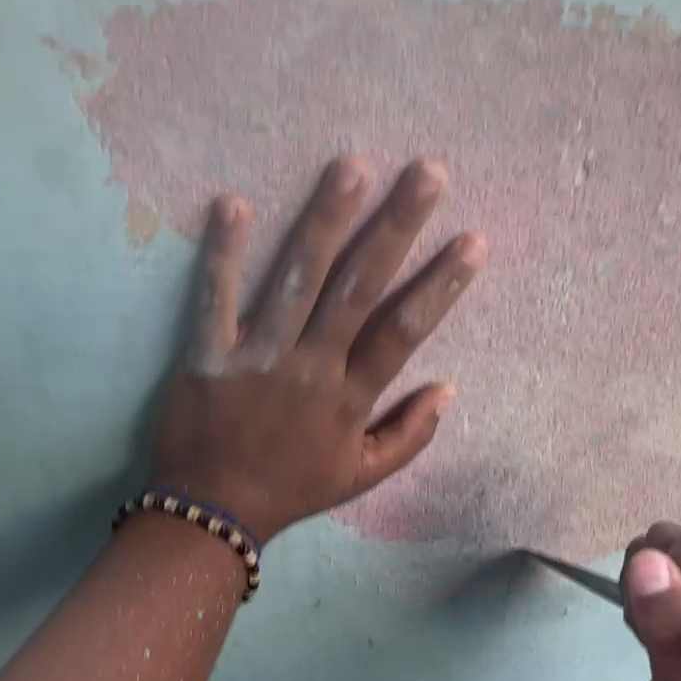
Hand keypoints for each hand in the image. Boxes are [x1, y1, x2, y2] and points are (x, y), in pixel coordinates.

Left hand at [150, 156, 486, 541]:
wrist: (210, 514)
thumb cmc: (291, 488)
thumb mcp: (361, 475)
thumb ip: (409, 435)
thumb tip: (449, 388)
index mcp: (351, 397)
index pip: (405, 332)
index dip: (441, 286)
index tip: (473, 240)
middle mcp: (312, 369)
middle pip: (360, 290)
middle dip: (397, 228)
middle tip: (428, 173)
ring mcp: (259, 359)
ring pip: (298, 281)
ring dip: (325, 222)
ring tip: (350, 167)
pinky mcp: (207, 357)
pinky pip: (215, 300)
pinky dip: (223, 254)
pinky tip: (234, 203)